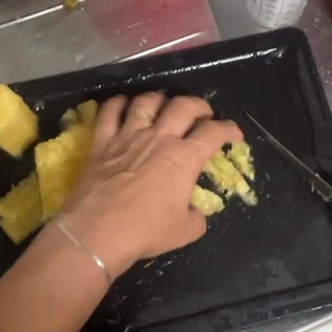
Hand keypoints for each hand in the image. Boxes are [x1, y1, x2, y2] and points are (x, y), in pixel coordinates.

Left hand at [56, 93, 240, 276]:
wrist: (97, 232)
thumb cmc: (145, 231)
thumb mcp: (184, 232)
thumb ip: (196, 218)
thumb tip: (196, 213)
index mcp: (185, 158)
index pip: (214, 133)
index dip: (229, 130)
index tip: (234, 134)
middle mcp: (159, 139)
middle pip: (184, 106)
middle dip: (199, 105)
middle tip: (203, 114)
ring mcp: (128, 136)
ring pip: (147, 102)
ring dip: (160, 99)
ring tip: (164, 105)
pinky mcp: (102, 142)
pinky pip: (110, 112)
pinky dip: (118, 104)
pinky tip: (123, 105)